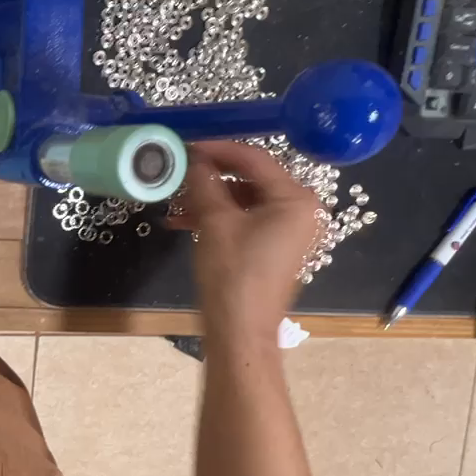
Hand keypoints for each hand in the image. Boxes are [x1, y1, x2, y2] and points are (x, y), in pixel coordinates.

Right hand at [172, 142, 322, 343]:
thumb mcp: (215, 221)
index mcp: (295, 198)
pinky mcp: (274, 246)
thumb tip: (194, 159)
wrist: (240, 329)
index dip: (217, 149)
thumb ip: (204, 183)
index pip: (254, 159)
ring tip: (175, 203)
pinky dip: (218, 217)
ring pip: (244, 200)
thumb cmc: (232, 273)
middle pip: (250, 178)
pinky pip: (245, 219)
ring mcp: (288, 229)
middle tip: (179, 172)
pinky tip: (185, 221)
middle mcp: (300, 209)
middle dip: (211, 176)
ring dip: (209, 198)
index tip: (186, 145)